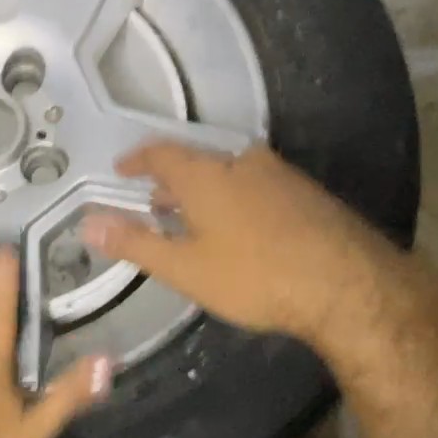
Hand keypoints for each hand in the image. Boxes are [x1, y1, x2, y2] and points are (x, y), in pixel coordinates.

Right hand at [80, 143, 408, 343]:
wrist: (350, 285)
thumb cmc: (255, 275)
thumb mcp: (185, 267)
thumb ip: (135, 243)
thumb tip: (88, 223)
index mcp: (206, 174)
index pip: (160, 152)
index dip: (137, 160)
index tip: (121, 170)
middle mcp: (242, 163)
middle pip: (195, 161)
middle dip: (170, 180)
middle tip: (153, 204)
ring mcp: (279, 175)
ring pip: (228, 173)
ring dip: (204, 190)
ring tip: (192, 220)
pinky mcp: (306, 194)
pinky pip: (255, 185)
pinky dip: (233, 198)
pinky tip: (239, 230)